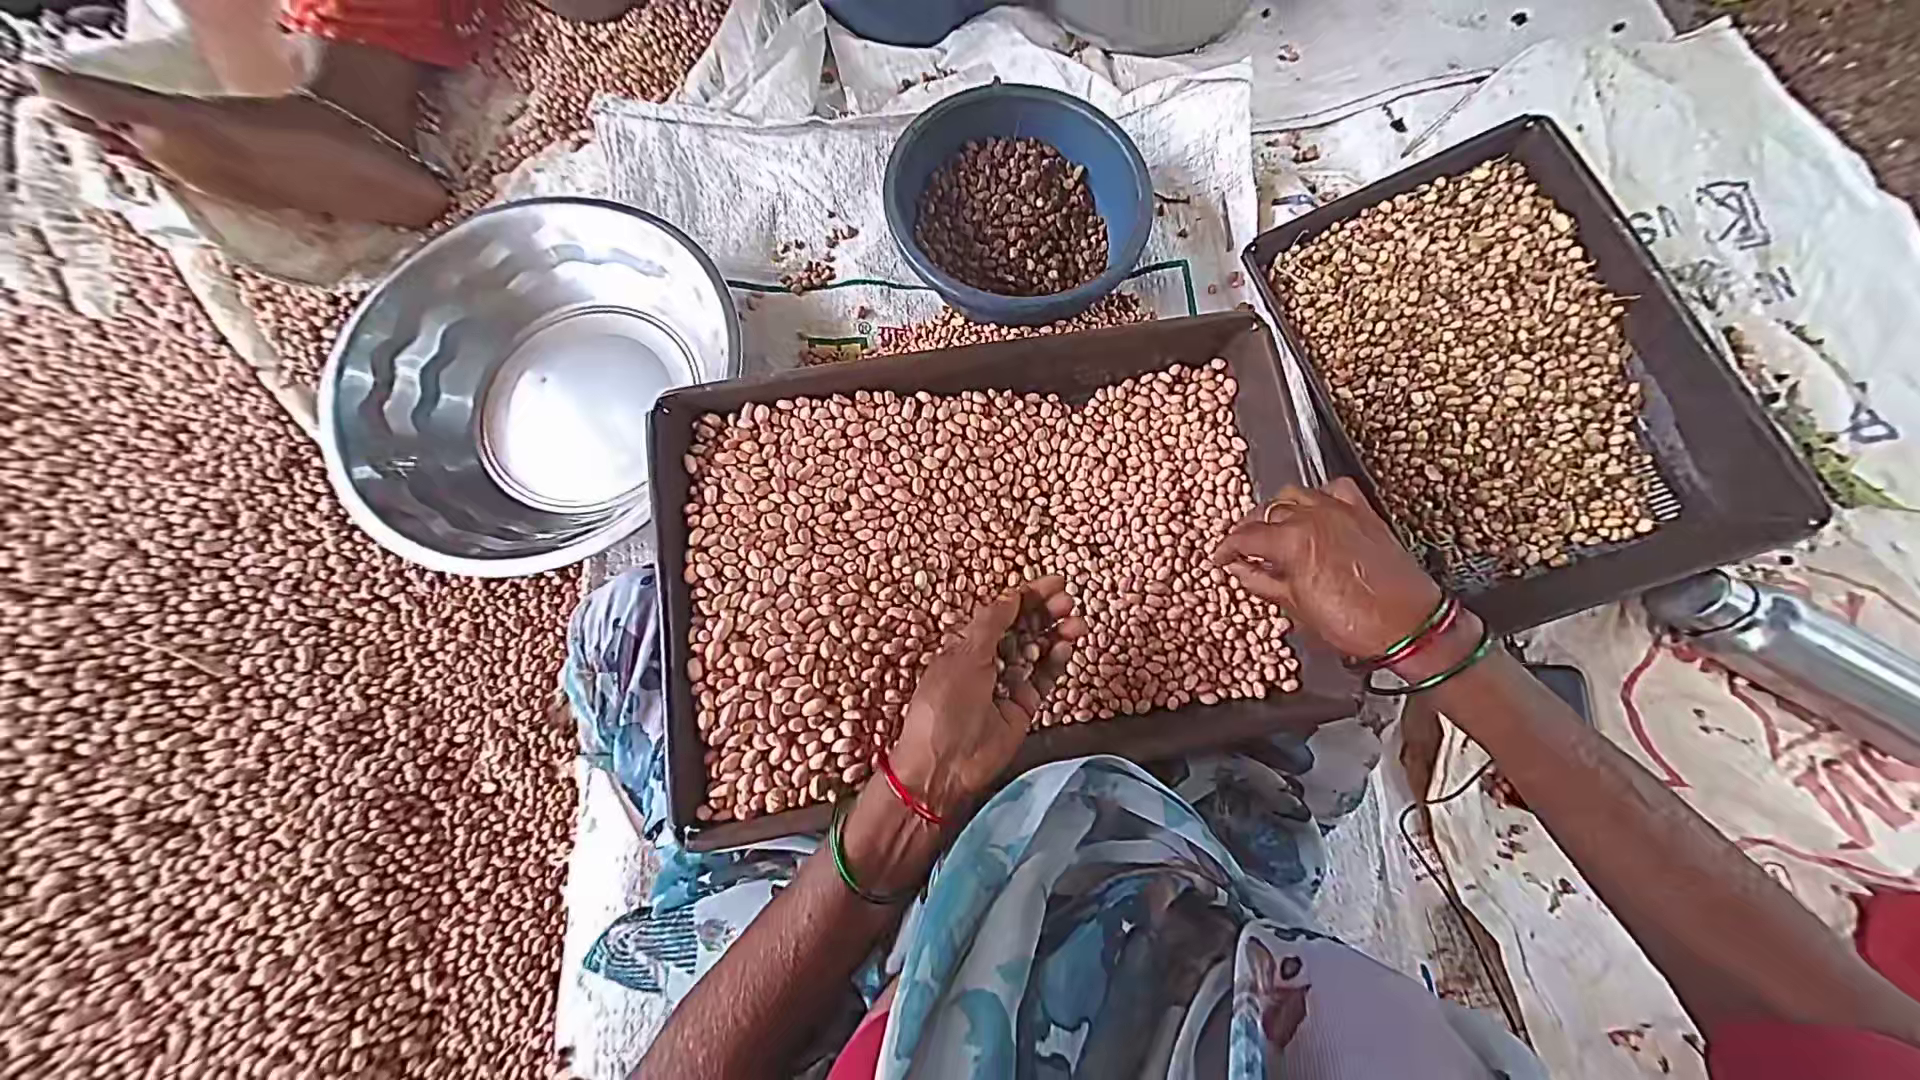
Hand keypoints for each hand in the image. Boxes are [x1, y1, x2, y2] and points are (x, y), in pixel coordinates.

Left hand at [891, 576, 1084, 817]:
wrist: (944, 764)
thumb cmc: (944, 706)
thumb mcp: (965, 656)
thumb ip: (992, 624)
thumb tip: (1011, 596)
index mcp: (968, 644)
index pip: (1004, 612)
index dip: (1028, 596)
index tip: (1054, 583)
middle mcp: (989, 660)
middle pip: (1024, 629)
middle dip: (1046, 613)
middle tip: (1067, 602)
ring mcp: (1007, 683)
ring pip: (1038, 651)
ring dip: (1056, 635)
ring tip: (1075, 624)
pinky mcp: (1024, 705)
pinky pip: (1044, 678)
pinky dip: (1055, 662)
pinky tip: (1065, 647)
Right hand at [1210, 478, 1444, 659]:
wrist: (1410, 627)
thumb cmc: (1355, 622)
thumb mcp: (1294, 606)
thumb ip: (1260, 580)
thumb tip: (1239, 568)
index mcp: (1291, 540)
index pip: (1244, 537)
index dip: (1226, 548)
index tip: (1221, 558)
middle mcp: (1313, 517)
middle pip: (1265, 513)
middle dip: (1248, 530)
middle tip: (1242, 548)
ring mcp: (1340, 512)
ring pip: (1294, 495)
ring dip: (1277, 510)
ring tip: (1272, 528)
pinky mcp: (1364, 514)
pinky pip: (1333, 490)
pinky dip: (1318, 497)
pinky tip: (1313, 512)